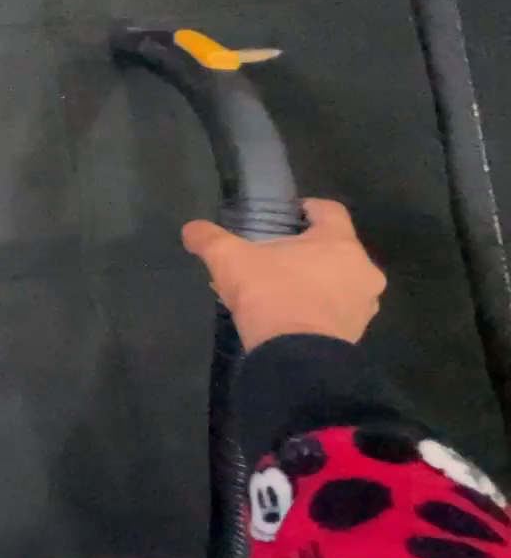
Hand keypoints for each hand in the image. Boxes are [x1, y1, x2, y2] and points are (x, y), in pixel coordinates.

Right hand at [180, 198, 385, 350]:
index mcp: (337, 243)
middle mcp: (362, 268)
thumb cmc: (268, 292)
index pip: (329, 210)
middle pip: (332, 247)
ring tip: (273, 286)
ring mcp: (365, 300)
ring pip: (336, 277)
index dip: (306, 207)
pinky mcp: (358, 327)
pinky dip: (314, 302)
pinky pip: (336, 304)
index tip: (284, 214)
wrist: (294, 350)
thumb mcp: (225, 257)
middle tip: (268, 256)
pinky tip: (283, 310)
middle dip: (301, 249)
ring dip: (310, 277)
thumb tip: (192, 229)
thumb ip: (206, 236)